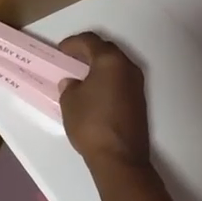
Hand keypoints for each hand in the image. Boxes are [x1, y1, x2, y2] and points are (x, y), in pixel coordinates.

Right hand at [58, 32, 151, 172]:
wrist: (120, 159)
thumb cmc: (91, 124)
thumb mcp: (70, 102)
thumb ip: (69, 86)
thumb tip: (73, 83)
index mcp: (110, 61)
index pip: (90, 41)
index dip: (73, 43)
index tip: (61, 51)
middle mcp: (127, 67)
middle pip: (106, 50)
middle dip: (88, 52)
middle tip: (71, 61)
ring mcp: (137, 85)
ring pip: (116, 66)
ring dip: (99, 67)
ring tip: (82, 77)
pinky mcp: (140, 101)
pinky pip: (121, 81)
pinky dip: (108, 80)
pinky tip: (96, 93)